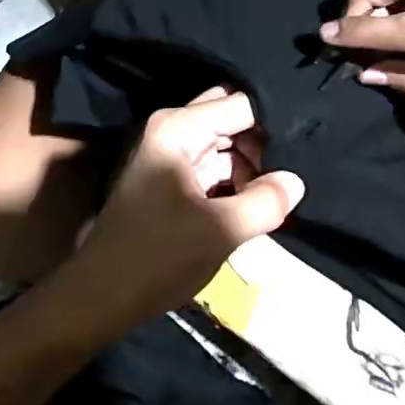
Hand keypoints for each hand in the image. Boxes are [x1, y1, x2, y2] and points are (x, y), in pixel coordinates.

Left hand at [60, 87, 304, 328]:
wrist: (99, 300)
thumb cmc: (157, 257)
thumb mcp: (219, 232)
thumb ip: (265, 202)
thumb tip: (297, 181)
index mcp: (179, 128)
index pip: (242, 104)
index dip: (274, 124)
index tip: (304, 145)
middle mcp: (173, 129)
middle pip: (234, 119)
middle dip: (264, 143)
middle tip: (293, 170)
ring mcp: (171, 153)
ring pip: (227, 143)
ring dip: (252, 165)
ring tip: (278, 192)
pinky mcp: (172, 177)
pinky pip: (216, 164)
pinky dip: (237, 179)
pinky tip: (258, 201)